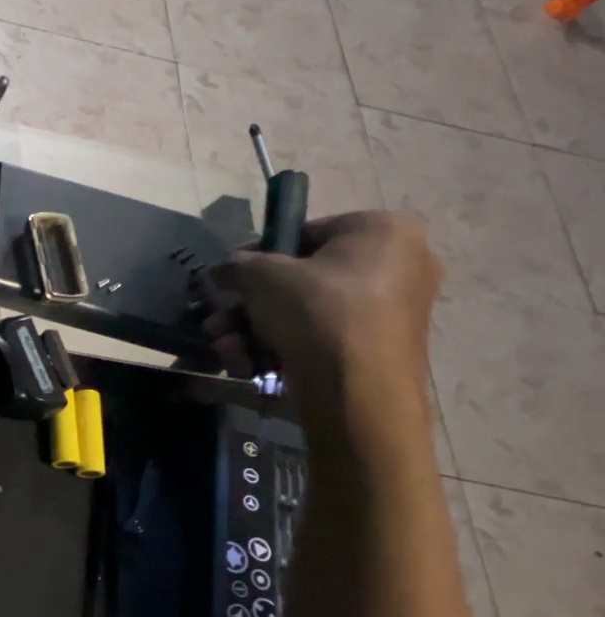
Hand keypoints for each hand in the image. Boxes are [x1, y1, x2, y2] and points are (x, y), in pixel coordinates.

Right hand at [204, 210, 441, 418]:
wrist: (358, 386)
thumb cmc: (317, 311)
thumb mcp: (261, 276)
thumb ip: (236, 265)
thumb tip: (223, 270)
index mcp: (382, 230)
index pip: (304, 233)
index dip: (256, 257)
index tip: (227, 281)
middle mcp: (397, 261)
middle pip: (299, 278)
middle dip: (249, 305)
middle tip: (218, 323)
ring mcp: (391, 306)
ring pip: (304, 310)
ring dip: (254, 329)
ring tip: (226, 348)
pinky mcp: (379, 343)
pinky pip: (322, 333)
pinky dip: (282, 345)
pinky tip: (249, 362)